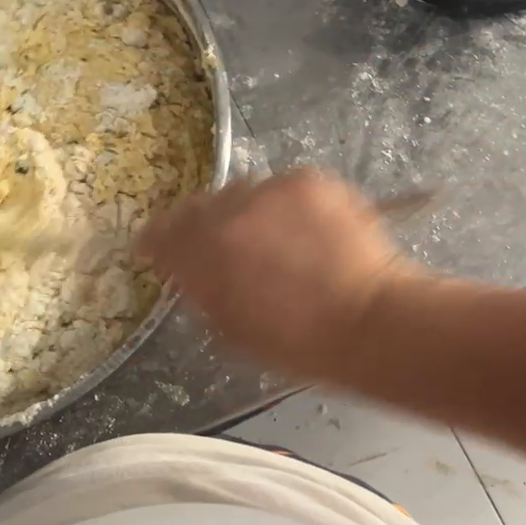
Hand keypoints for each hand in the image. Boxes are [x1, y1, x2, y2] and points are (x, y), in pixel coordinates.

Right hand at [138, 170, 421, 375]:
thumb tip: (190, 272)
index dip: (156, 241)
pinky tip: (307, 232)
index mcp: (202, 253)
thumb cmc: (298, 343)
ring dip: (247, 214)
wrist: (369, 321)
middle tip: (224, 248)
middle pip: (199, 207)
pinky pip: (284, 189)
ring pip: (244, 194)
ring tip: (273, 241)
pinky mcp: (310, 180)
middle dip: (203, 226)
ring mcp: (271, 191)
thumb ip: (201, 292)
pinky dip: (287, 207)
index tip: (157, 250)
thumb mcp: (231, 329)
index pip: (159, 233)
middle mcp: (229, 212)